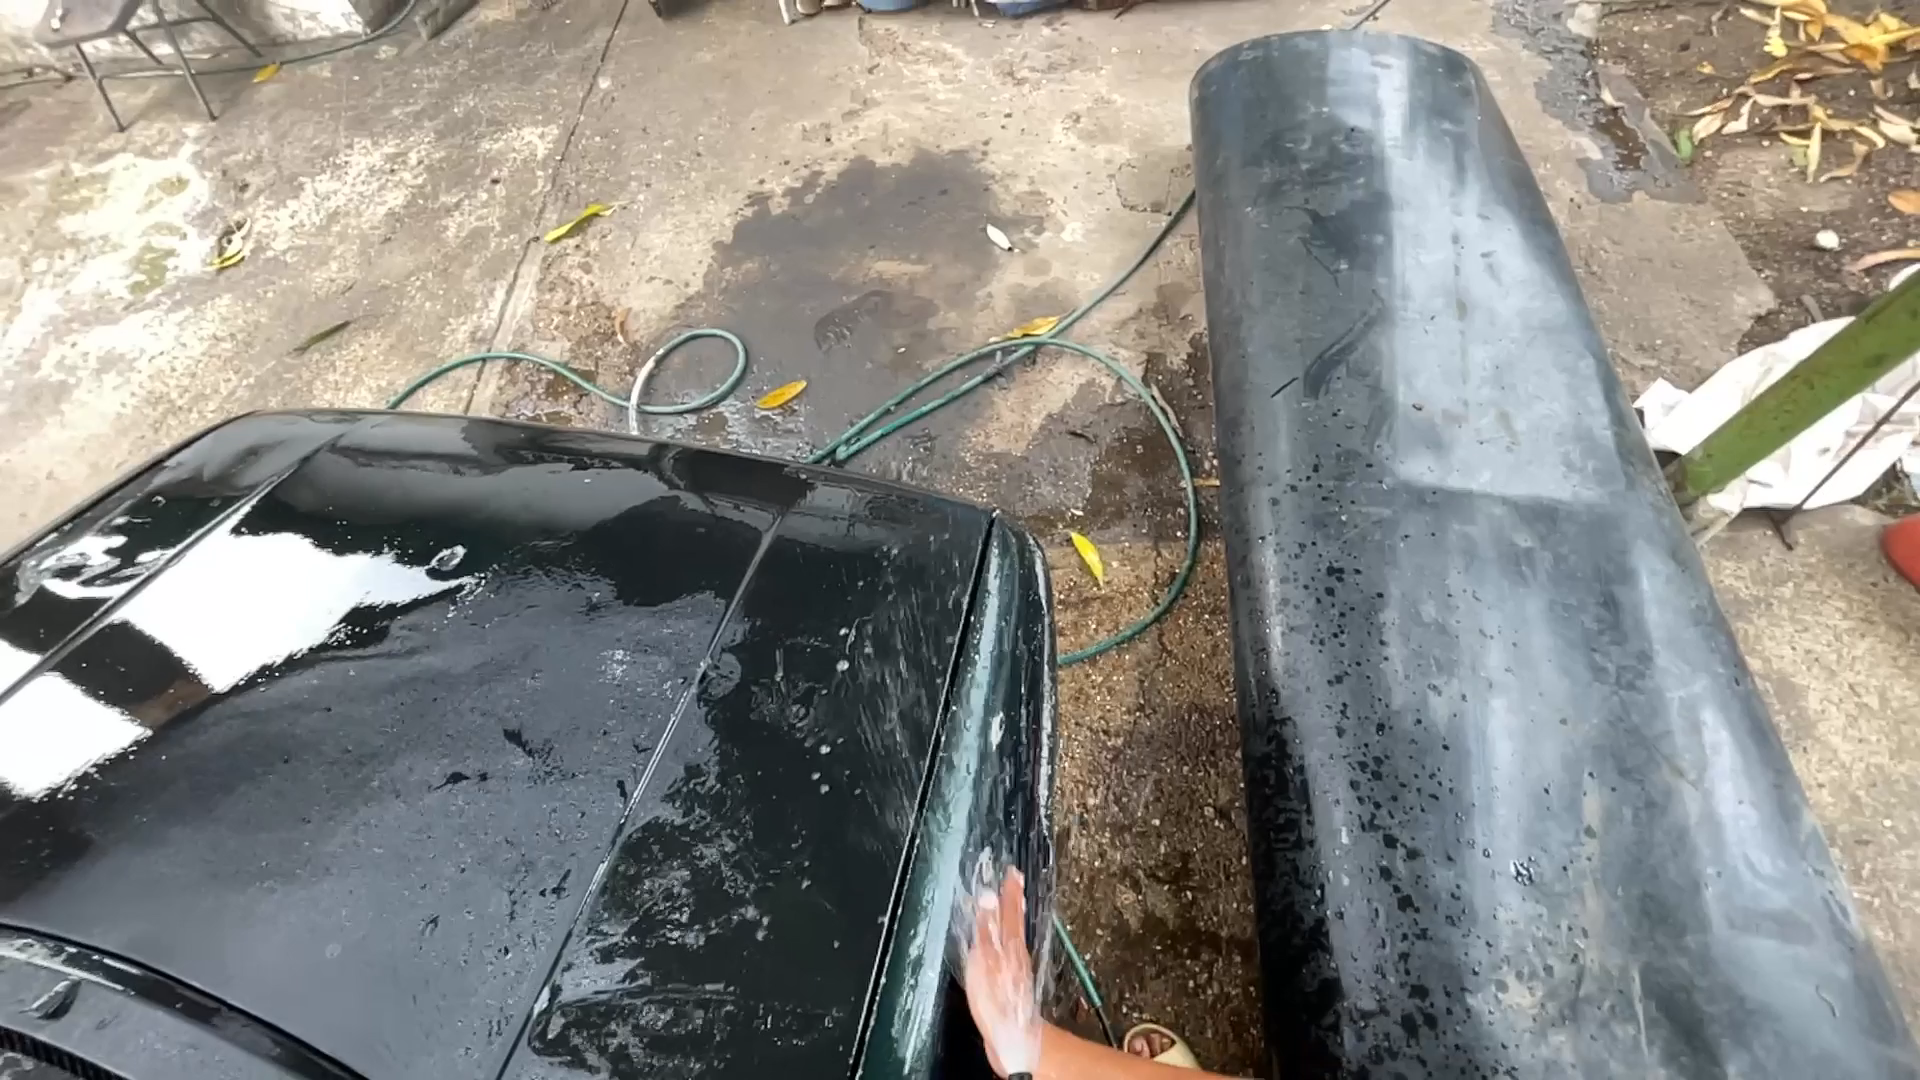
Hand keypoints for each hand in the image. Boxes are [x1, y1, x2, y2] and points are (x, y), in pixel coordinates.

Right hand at [962, 868, 1041, 1076]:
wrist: (1013, 1035)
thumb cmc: (998, 999)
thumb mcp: (985, 958)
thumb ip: (985, 927)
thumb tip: (986, 896)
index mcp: (1009, 941)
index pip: (1010, 907)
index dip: (1010, 889)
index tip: (1012, 870)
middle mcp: (1016, 951)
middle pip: (1015, 918)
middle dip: (1013, 899)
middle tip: (1014, 880)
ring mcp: (1016, 967)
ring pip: (1014, 932)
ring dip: (1011, 915)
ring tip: (1009, 903)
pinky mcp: (1012, 982)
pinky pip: (1009, 950)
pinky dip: (1006, 937)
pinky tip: (1001, 943)